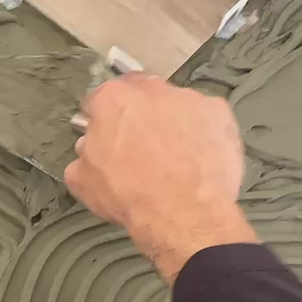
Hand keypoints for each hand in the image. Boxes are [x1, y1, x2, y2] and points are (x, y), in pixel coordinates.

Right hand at [64, 73, 258, 282]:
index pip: (98, 99)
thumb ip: (81, 155)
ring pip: (172, 103)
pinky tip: (196, 156)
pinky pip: (203, 117)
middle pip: (138, 93)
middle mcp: (150, 89)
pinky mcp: (219, 112)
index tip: (103, 137)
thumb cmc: (126, 195)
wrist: (183, 212)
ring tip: (172, 153)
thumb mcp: (82, 181)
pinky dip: (198, 130)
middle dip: (135, 113)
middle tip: (137, 143)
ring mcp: (188, 97)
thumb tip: (88, 148)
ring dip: (168, 120)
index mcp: (111, 99)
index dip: (99, 120)